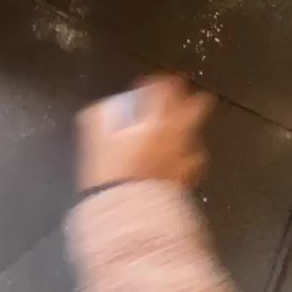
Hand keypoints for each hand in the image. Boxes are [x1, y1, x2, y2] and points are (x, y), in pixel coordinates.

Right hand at [76, 76, 212, 191]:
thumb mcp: (94, 140)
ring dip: (187, 130)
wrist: (128, 210)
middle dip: (192, 99)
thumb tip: (103, 110)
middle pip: (197, 106)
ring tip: (177, 132)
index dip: (160, 82)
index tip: (153, 84)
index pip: (166, 88)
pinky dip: (186, 156)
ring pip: (196, 134)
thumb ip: (99, 118)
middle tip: (185, 98)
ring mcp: (185, 155)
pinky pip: (193, 160)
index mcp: (154, 120)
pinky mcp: (188, 176)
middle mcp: (176, 134)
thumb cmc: (110, 173)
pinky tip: (178, 160)